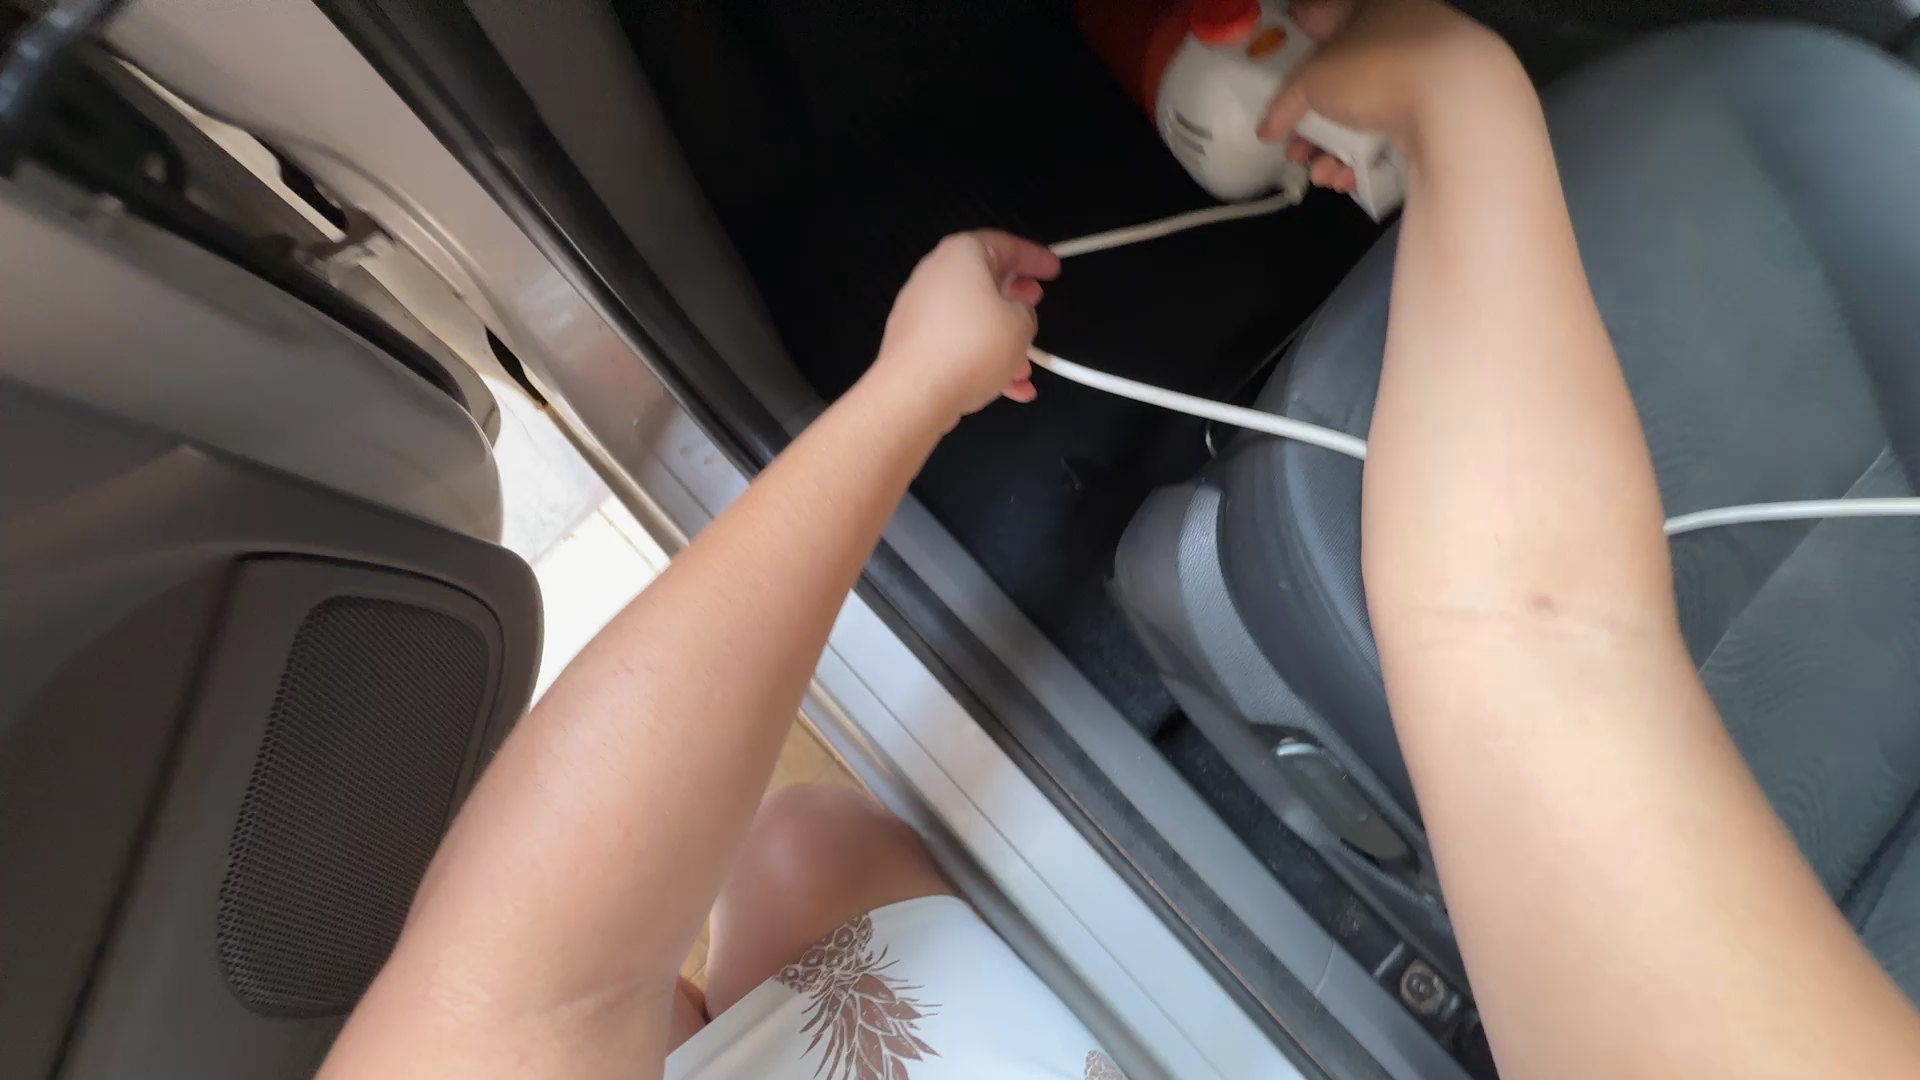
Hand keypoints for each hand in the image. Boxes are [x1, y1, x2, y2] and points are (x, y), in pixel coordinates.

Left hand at [870, 230, 1060, 421]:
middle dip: (1015, 298)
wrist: (915, 392)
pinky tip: (1006, 388)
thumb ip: (1026, 312)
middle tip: (1035, 303)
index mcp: (961, 255)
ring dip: (1002, 342)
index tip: (1051, 268)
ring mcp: (919, 311)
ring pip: (972, 321)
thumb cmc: (970, 348)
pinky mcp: (913, 344)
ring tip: (1025, 369)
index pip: (1006, 246)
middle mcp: (935, 276)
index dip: (1034, 257)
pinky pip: (956, 346)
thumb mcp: (1021, 325)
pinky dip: (981, 361)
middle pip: (984, 282)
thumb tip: (1017, 314)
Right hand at [1257, 0, 1512, 192]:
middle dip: (1309, 119)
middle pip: (1338, 81)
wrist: (1451, 102)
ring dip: (1330, 150)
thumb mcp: (1312, 80)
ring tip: (1319, 172)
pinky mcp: (1428, 116)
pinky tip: (1344, 177)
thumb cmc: (1375, 69)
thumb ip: (1283, 104)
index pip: (1322, 14)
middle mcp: (1396, 37)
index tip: (1275, 48)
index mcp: (1370, 9)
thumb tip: (1267, 129)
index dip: (1296, 30)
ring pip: (1357, 117)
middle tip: (1291, 145)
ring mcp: (1415, 77)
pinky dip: (1358, 161)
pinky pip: (1381, 139)